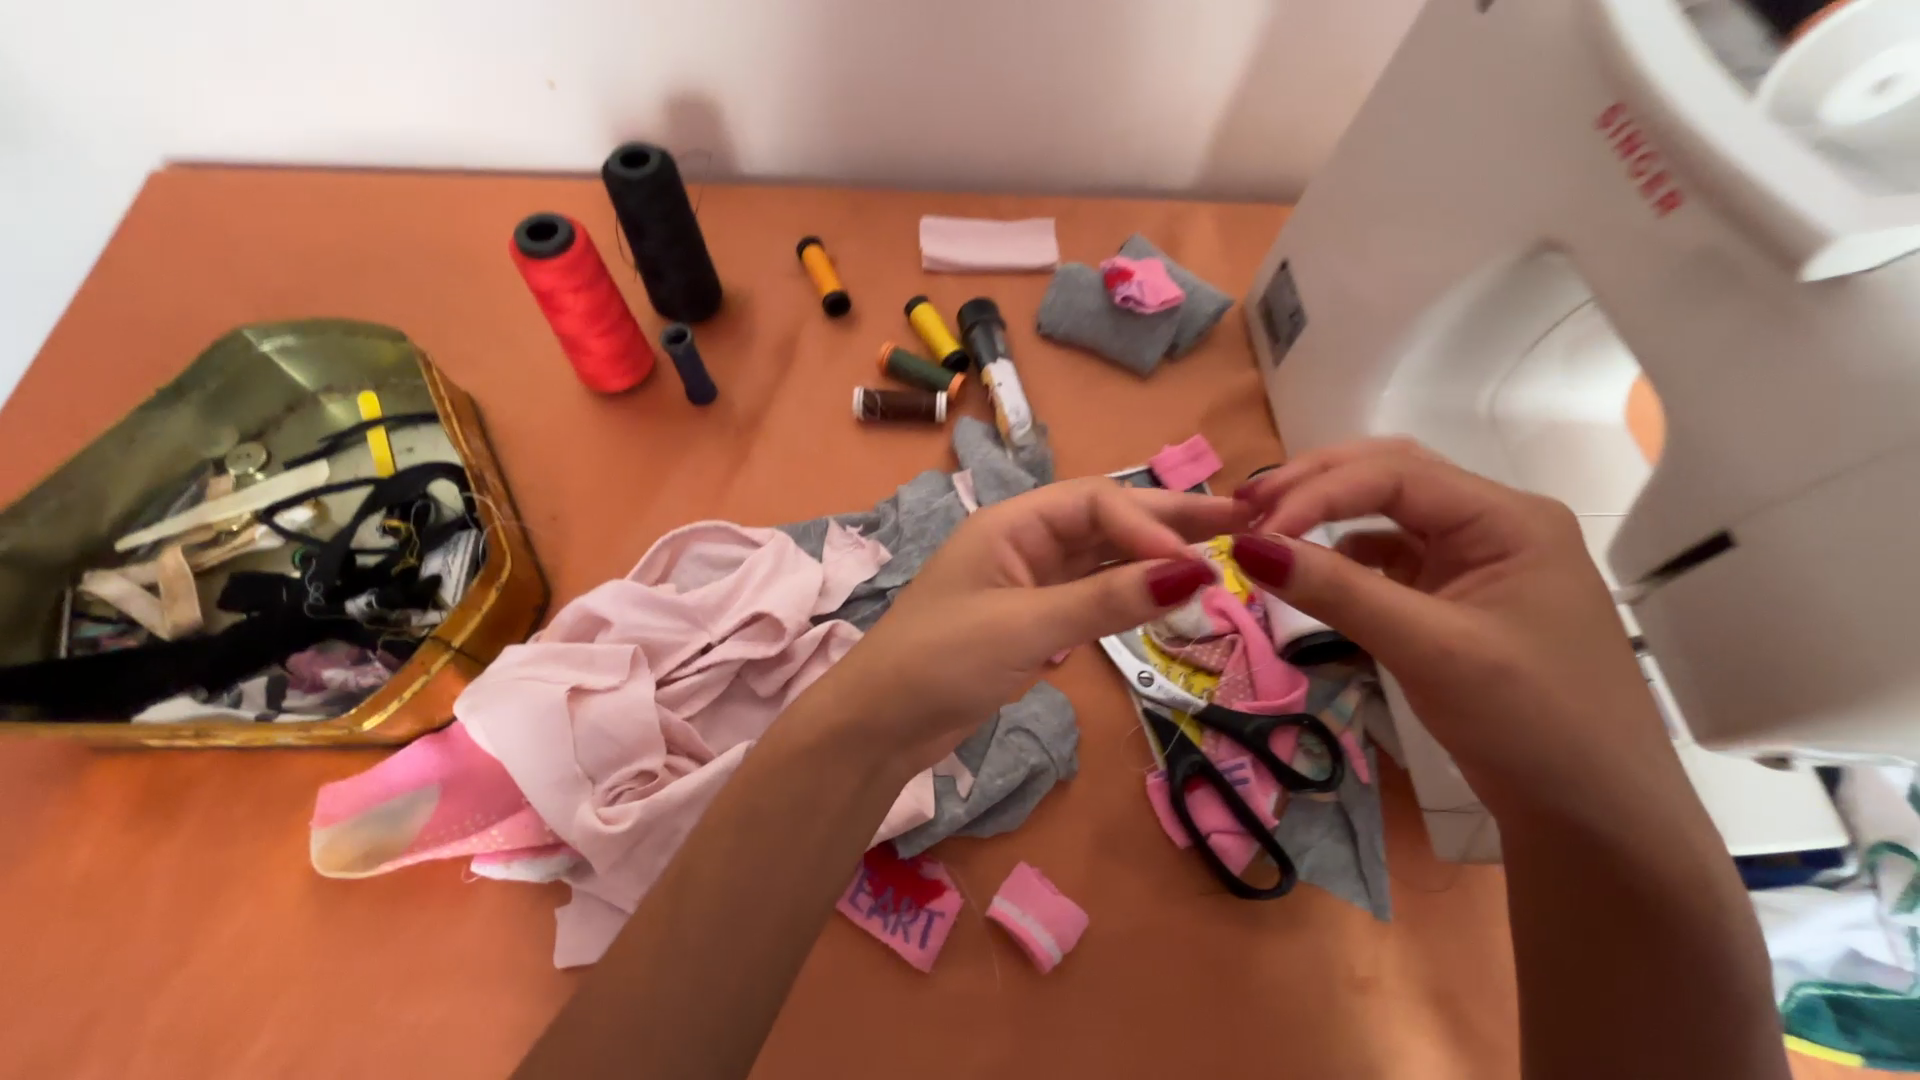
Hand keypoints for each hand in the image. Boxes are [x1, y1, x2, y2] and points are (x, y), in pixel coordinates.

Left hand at [810, 478, 1246, 772]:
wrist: (880, 725)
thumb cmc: (940, 662)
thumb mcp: (1024, 627)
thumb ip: (1105, 601)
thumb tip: (1193, 575)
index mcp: (1010, 524)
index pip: (1095, 504)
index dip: (1148, 526)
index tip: (1195, 565)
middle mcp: (1021, 543)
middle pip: (1104, 521)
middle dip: (1166, 523)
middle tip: (1239, 521)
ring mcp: (1026, 583)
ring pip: (1099, 559)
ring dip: (1151, 559)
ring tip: (1215, 556)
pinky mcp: (1030, 622)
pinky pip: (1088, 596)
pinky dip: (1124, 595)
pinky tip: (1161, 595)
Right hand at [1229, 439, 1671, 810]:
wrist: (1594, 813)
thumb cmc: (1530, 723)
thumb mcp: (1428, 649)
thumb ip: (1337, 592)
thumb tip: (1244, 547)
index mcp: (1509, 519)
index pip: (1395, 475)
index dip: (1316, 493)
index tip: (1252, 533)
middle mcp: (1495, 524)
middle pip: (1393, 475)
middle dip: (1317, 483)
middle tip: (1247, 506)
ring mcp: (1479, 561)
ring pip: (1390, 513)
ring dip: (1328, 513)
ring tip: (1268, 527)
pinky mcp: (1459, 597)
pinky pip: (1392, 557)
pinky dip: (1345, 555)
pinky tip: (1314, 568)